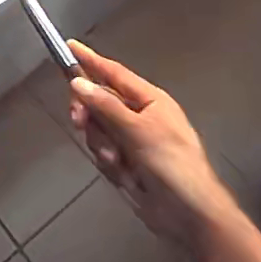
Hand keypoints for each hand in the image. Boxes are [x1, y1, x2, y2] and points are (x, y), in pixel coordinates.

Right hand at [67, 39, 239, 246]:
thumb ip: (105, 106)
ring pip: (98, 131)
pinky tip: (126, 177)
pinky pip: (104, 154)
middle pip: (100, 103)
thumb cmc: (172, 165)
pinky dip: (111, 166)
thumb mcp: (137, 131)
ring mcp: (133, 141)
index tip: (70, 47)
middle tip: (79, 122)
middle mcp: (140, 116)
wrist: (190, 215)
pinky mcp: (128, 164)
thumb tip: (79, 83)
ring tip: (119, 162)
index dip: (91, 60)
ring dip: (104, 147)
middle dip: (91, 116)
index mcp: (150, 100)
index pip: (114, 73)